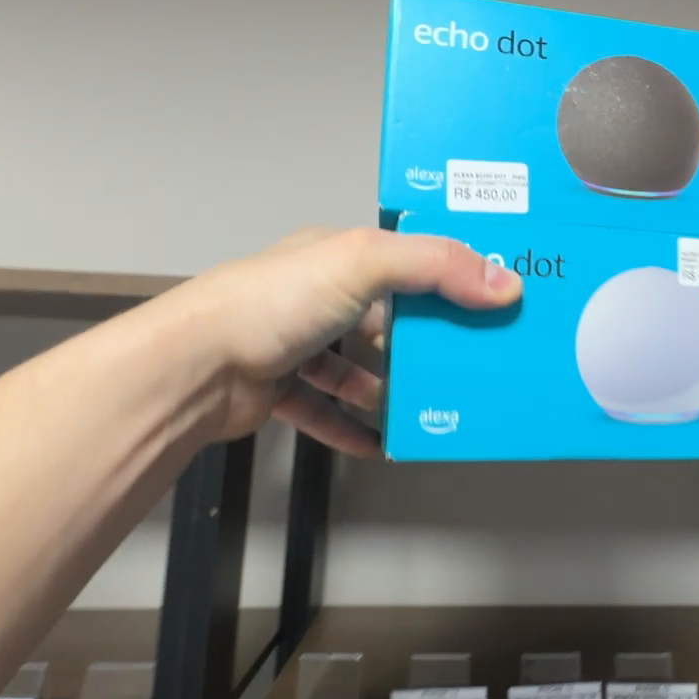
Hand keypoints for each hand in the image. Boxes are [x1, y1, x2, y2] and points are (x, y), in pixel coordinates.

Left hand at [168, 227, 520, 454]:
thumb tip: (504, 284)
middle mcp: (315, 294)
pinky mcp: (278, 388)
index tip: (485, 297)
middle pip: (382, 315)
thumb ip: (437, 266)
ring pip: (353, 365)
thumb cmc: (274, 302)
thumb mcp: (364, 264)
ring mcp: (294, 342)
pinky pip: (324, 409)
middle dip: (420, 338)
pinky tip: (379, 443)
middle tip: (465, 359)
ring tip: (427, 403)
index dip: (444, 274)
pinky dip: (351, 425)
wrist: (194, 366)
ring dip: (387, 386)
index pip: (402, 258)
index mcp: (335, 255)